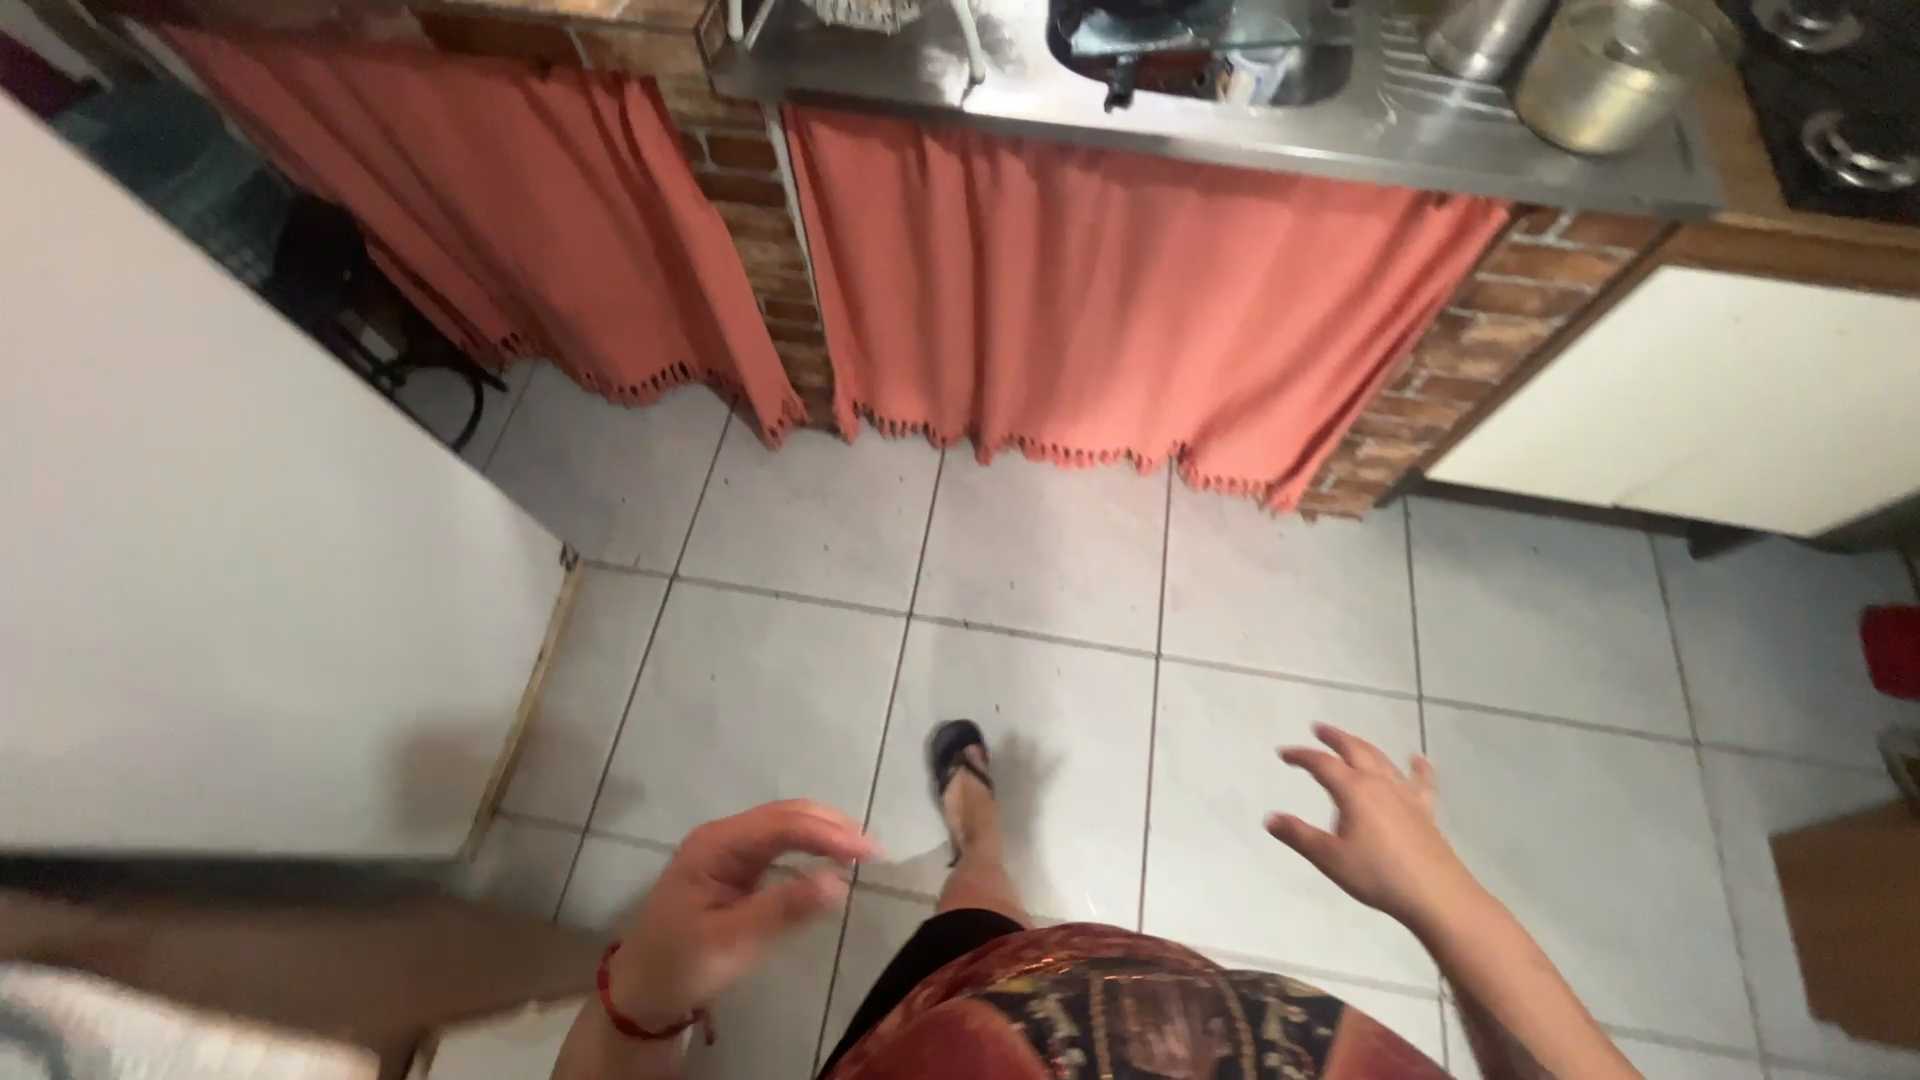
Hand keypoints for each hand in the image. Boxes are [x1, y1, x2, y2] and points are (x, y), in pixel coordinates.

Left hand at [605, 800, 882, 1027]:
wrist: (640, 995)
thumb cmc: (680, 967)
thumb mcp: (731, 943)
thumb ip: (783, 909)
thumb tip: (838, 883)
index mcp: (716, 845)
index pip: (783, 825)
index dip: (828, 834)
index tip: (869, 852)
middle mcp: (724, 835)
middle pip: (786, 814)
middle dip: (831, 826)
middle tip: (872, 849)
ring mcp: (728, 848)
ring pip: (785, 823)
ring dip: (824, 831)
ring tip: (860, 850)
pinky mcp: (736, 865)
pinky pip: (780, 842)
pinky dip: (810, 844)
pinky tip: (829, 856)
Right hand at [1265, 724, 1483, 936]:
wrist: (1439, 898)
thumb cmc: (1378, 876)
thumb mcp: (1329, 858)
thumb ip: (1298, 835)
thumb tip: (1269, 818)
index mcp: (1353, 791)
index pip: (1321, 764)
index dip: (1300, 756)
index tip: (1283, 753)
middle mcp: (1379, 785)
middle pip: (1354, 750)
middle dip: (1334, 737)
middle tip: (1318, 728)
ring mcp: (1406, 796)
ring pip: (1382, 760)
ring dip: (1363, 746)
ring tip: (1352, 740)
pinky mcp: (1426, 812)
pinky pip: (1422, 782)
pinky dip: (1419, 768)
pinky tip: (1418, 759)